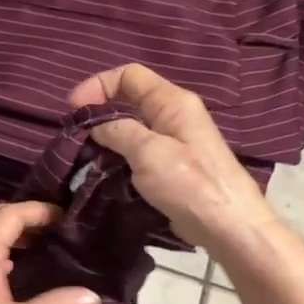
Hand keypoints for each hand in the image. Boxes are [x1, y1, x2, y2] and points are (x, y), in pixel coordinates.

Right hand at [68, 63, 276, 250]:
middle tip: (74, 134)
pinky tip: (102, 169)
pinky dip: (116, 155)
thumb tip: (94, 125)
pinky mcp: (169, 165)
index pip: (129, 75)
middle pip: (128, 99)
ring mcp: (172, 141)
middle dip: (98, 111)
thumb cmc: (191, 184)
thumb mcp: (149, 152)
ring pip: (129, 126)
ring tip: (83, 154)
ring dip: (104, 136)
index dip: (98, 85)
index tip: (74, 109)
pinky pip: (135, 150)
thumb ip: (118, 131)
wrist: (229, 228)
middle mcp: (173, 115)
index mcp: (172, 102)